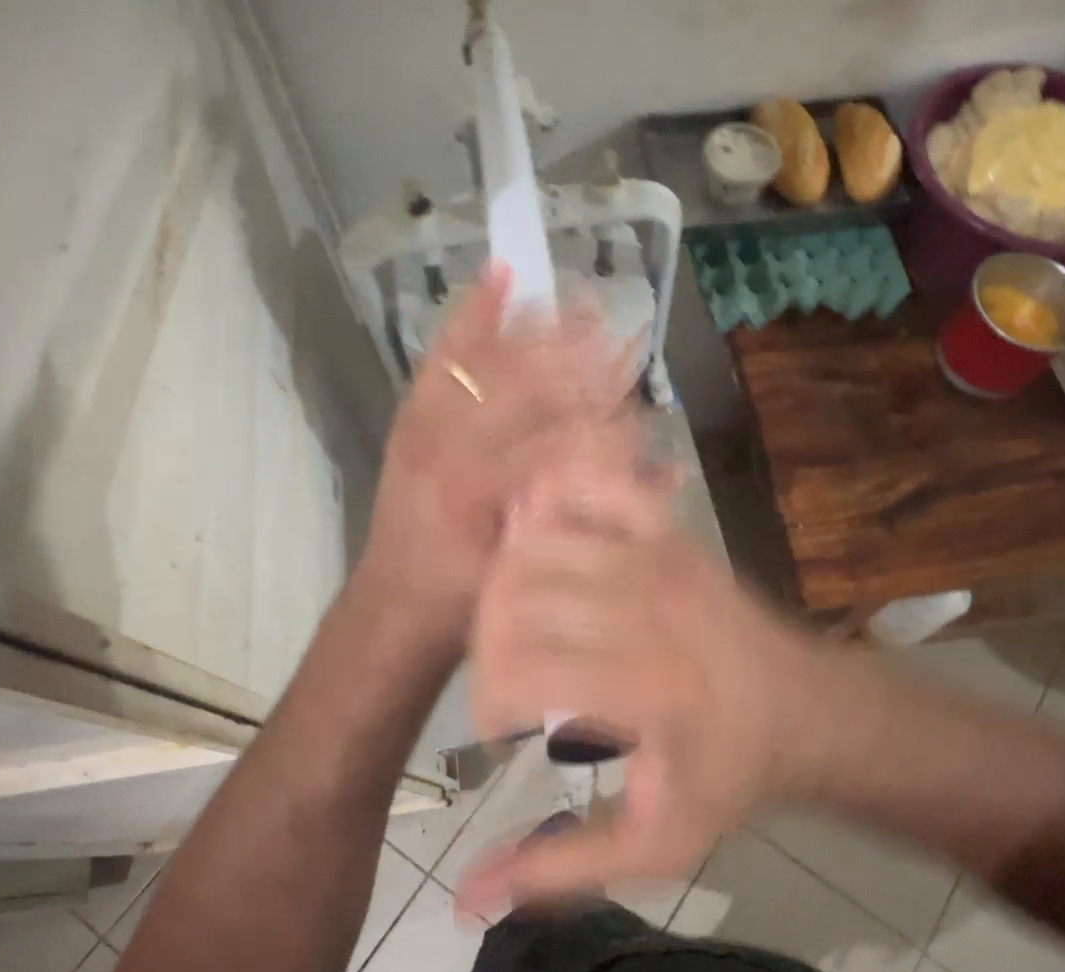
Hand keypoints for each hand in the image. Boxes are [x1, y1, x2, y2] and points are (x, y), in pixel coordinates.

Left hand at [360, 264, 635, 615]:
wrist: (394, 603)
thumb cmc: (471, 599)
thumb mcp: (538, 566)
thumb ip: (599, 517)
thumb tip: (670, 471)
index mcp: (482, 492)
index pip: (561, 438)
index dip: (607, 420)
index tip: (643, 404)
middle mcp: (448, 447)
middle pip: (526, 387)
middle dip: (579, 360)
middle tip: (624, 335)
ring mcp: (423, 425)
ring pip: (488, 361)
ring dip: (538, 330)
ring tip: (582, 304)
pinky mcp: (410, 415)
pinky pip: (442, 356)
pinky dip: (471, 315)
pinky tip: (500, 275)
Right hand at [457, 429, 841, 913]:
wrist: (807, 710)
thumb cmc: (729, 778)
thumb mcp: (654, 844)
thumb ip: (560, 867)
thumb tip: (465, 901)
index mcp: (645, 692)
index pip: (516, 672)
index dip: (487, 704)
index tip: (504, 729)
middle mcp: (647, 613)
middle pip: (514, 600)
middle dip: (487, 643)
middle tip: (504, 677)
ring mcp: (661, 560)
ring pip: (536, 545)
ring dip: (505, 585)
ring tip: (516, 626)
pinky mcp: (670, 535)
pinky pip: (595, 489)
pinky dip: (555, 501)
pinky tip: (537, 536)